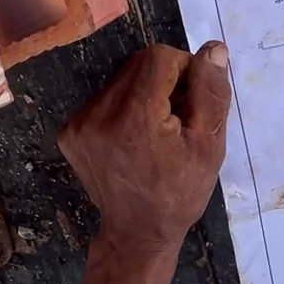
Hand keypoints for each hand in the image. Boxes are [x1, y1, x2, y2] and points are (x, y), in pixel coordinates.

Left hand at [59, 42, 230, 259]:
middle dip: (164, 82)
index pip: (160, 57)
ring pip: (120, 80)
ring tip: (156, 133)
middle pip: (138, 64)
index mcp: (136, 116)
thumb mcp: (208, 148)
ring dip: (144, 95)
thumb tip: (214, 49)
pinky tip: (134, 140)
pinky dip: (123, 110)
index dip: (184, 72)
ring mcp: (79, 123)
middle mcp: (100, 113)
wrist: (137, 233)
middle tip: (177, 120)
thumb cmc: (180, 194)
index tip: (192, 104)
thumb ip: (211, 94)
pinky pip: (104, 100)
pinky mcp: (70, 131)